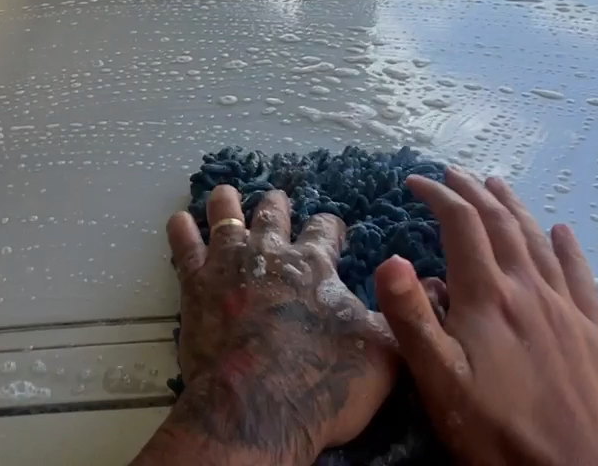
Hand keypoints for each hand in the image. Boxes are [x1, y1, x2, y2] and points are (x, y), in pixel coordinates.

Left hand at [130, 185, 405, 465]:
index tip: (331, 226)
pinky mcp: (195, 280)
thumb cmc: (323, 383)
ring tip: (226, 193)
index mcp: (315, 265)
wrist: (258, 405)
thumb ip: (395, 317)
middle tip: (277, 199)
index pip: (325, 230)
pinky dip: (181, 229)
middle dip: (277, 204)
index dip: (330, 226)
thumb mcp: (384, 355)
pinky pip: (184, 243)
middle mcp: (271, 251)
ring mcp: (229, 262)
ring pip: (226, 214)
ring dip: (226, 202)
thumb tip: (417, 289)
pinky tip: (180, 221)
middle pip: (273, 212)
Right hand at [374, 167, 597, 465]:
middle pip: (500, 223)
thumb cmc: (496, 433)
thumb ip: (411, 317)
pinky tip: (563, 232)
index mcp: (488, 297)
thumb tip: (390, 258)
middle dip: (472, 192)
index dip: (436, 195)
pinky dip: (568, 249)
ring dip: (513, 207)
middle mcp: (529, 292)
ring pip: (538, 241)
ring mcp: (565, 313)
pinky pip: (580, 279)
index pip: (460, 224)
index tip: (413, 182)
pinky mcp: (593, 338)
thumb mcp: (438, 379)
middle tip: (450, 173)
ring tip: (495, 184)